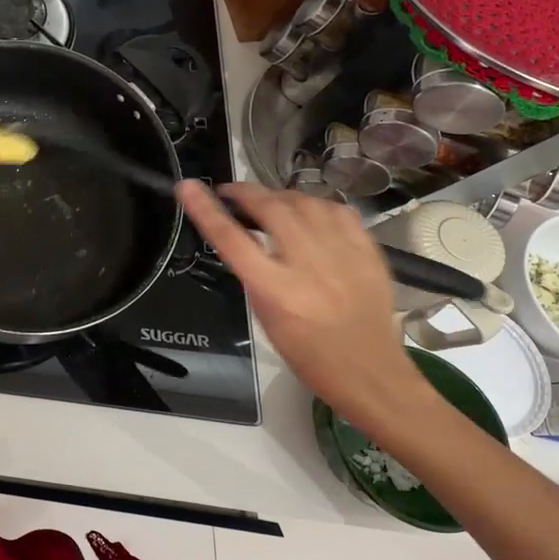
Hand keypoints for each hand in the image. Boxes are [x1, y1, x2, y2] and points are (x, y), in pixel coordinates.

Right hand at [176, 181, 431, 426]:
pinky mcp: (369, 254)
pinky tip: (309, 213)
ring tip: (271, 204)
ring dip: (281, 197)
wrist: (370, 372)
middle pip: (272, 209)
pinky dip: (317, 205)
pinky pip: (339, 211)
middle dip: (246, 192)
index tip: (188, 187)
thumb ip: (253, 269)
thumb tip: (243, 231)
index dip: (205, 209)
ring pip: (306, 202)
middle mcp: (310, 267)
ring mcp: (344, 257)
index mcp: (276, 290)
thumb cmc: (306, 351)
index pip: (232, 239)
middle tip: (233, 193)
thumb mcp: (265, 313)